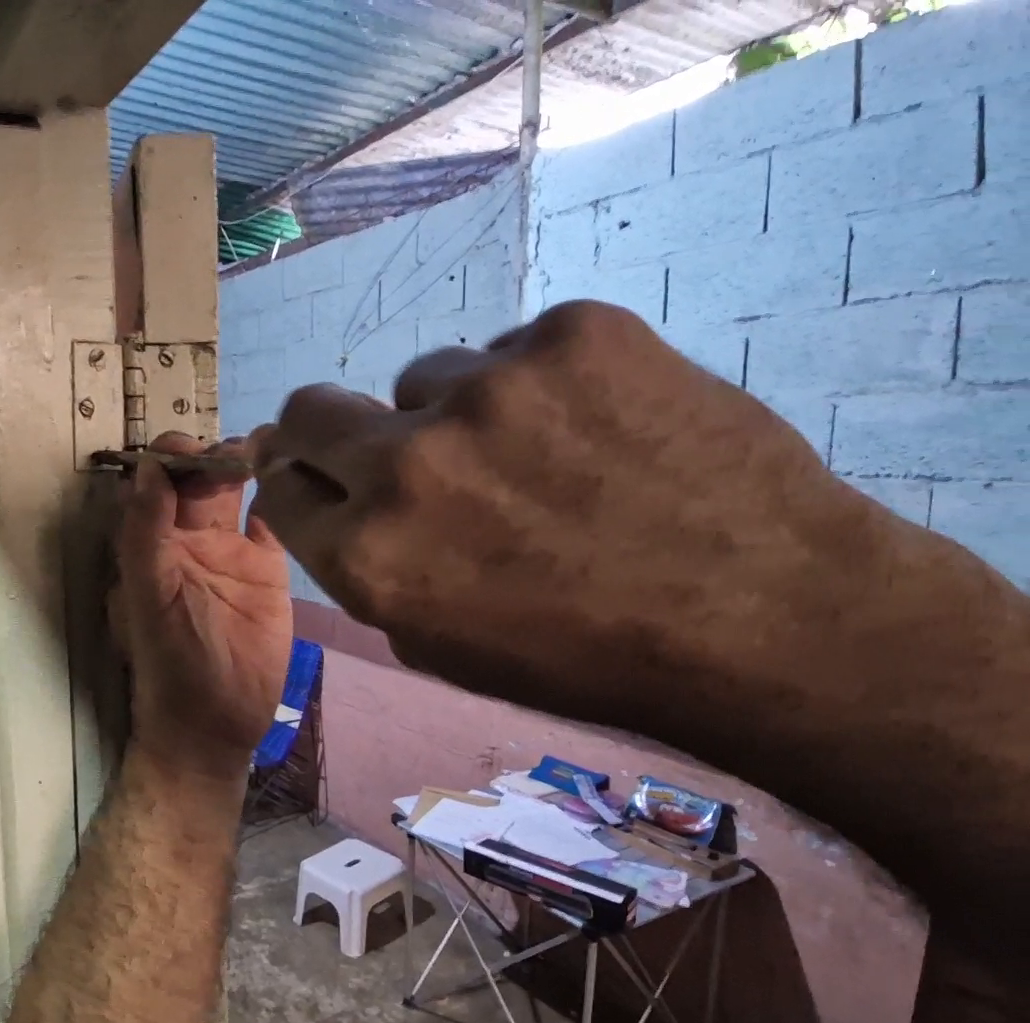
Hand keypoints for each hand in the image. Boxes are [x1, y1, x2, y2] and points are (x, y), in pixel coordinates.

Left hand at [115, 432, 292, 777]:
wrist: (215, 723)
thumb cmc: (172, 663)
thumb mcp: (152, 596)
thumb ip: (145, 534)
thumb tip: (146, 468)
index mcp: (151, 543)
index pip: (154, 483)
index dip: (168, 458)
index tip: (190, 446)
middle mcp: (187, 538)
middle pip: (196, 479)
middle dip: (210, 454)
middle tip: (235, 447)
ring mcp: (229, 551)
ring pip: (233, 491)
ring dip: (243, 466)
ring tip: (266, 448)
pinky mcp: (266, 568)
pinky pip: (271, 522)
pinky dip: (278, 498)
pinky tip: (292, 479)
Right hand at [248, 300, 913, 734]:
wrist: (773, 622)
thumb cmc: (585, 658)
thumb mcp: (439, 643)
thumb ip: (366, 567)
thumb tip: (338, 504)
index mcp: (368, 555)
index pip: (279, 486)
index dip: (301, 484)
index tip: (325, 483)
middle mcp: (405, 465)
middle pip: (309, 410)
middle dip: (330, 433)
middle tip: (390, 449)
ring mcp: (488, 388)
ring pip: (424, 378)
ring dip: (454, 414)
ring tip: (537, 455)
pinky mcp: (573, 334)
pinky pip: (512, 350)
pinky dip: (537, 386)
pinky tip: (599, 428)